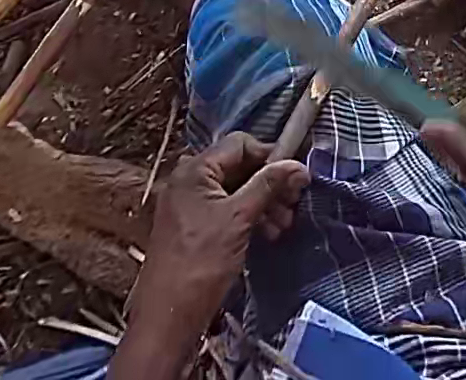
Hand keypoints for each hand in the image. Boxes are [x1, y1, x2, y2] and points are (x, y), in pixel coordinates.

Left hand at [131, 133, 309, 328]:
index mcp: (195, 169)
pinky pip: (225, 209)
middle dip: (268, 183)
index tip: (294, 178)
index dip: (269, 156)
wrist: (166, 320)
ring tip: (284, 224)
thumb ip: (268, 186)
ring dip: (262, 202)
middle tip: (294, 204)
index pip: (240, 144)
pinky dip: (247, 217)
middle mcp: (189, 179)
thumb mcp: (239, 219)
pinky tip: (268, 234)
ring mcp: (189, 203)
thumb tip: (298, 164)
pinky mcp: (192, 226)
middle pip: (238, 167)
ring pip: (234, 190)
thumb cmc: (202, 263)